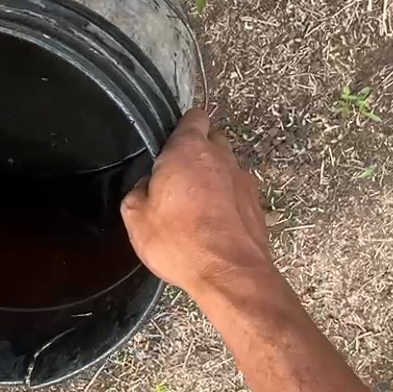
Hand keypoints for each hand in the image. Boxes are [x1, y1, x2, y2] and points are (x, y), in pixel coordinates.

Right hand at [121, 109, 275, 302]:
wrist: (229, 275)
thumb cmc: (180, 241)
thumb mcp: (136, 218)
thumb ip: (138, 192)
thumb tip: (147, 186)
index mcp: (187, 149)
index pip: (193, 116)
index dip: (182, 127)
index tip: (169, 144)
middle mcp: (219, 156)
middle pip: (212, 138)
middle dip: (197, 151)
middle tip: (178, 176)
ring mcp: (242, 179)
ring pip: (226, 165)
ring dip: (213, 177)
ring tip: (197, 205)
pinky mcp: (256, 204)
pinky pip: (237, 191)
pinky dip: (227, 200)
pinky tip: (214, 223)